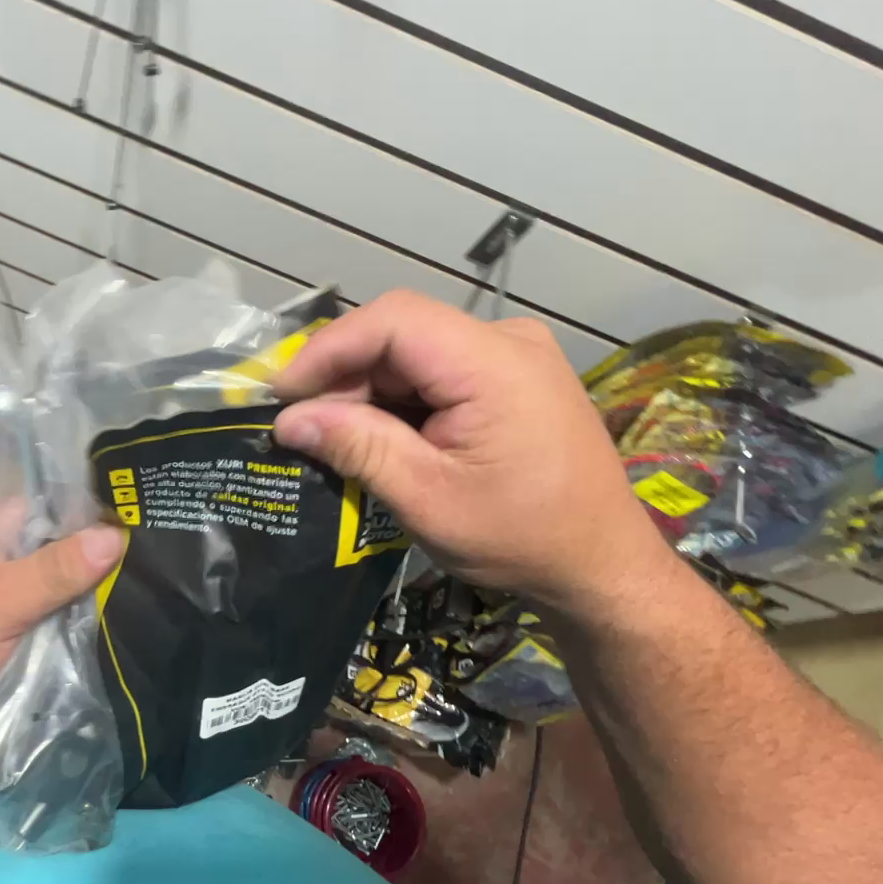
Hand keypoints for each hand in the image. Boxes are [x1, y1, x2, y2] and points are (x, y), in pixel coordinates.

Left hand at [0, 500, 124, 742]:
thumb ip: (57, 569)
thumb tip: (118, 533)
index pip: (46, 506)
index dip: (90, 518)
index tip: (139, 530)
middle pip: (49, 549)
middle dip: (89, 563)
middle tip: (149, 570)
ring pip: (46, 588)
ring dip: (78, 599)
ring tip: (139, 598)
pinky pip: (36, 619)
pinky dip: (61, 625)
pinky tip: (103, 629)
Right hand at [272, 290, 676, 611]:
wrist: (599, 564)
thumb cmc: (520, 537)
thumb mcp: (427, 498)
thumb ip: (357, 448)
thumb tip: (288, 420)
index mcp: (494, 363)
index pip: (392, 320)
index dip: (328, 348)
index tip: (283, 395)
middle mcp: (507, 341)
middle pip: (400, 335)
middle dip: (343, 379)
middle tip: (303, 432)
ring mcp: (513, 357)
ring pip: (413, 354)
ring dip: (367, 393)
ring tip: (334, 442)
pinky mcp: (511, 379)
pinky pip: (437, 373)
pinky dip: (398, 402)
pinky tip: (377, 440)